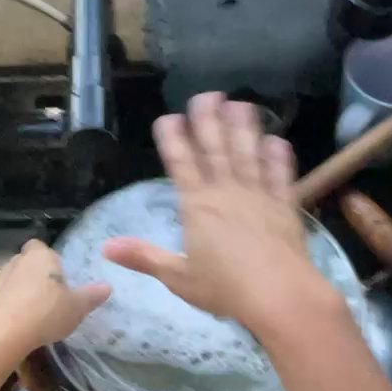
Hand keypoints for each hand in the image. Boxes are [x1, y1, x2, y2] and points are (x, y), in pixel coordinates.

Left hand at [0, 239, 111, 354]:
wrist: (1, 334)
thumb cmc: (45, 313)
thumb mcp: (76, 308)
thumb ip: (91, 296)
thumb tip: (107, 286)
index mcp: (40, 256)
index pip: (40, 246)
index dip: (47, 259)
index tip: (56, 276)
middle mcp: (16, 261)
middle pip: (25, 262)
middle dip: (34, 275)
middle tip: (48, 297)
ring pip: (11, 280)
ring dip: (19, 291)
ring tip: (32, 314)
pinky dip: (6, 307)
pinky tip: (16, 325)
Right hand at [103, 93, 340, 333]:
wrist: (280, 295)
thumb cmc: (224, 288)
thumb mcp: (178, 277)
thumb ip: (143, 257)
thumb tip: (106, 247)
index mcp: (198, 206)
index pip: (181, 164)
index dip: (173, 139)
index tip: (167, 117)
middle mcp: (227, 192)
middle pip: (216, 149)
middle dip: (208, 120)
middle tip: (206, 95)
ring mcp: (259, 196)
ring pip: (248, 154)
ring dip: (243, 128)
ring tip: (240, 103)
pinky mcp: (285, 206)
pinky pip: (281, 175)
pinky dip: (278, 157)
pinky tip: (277, 141)